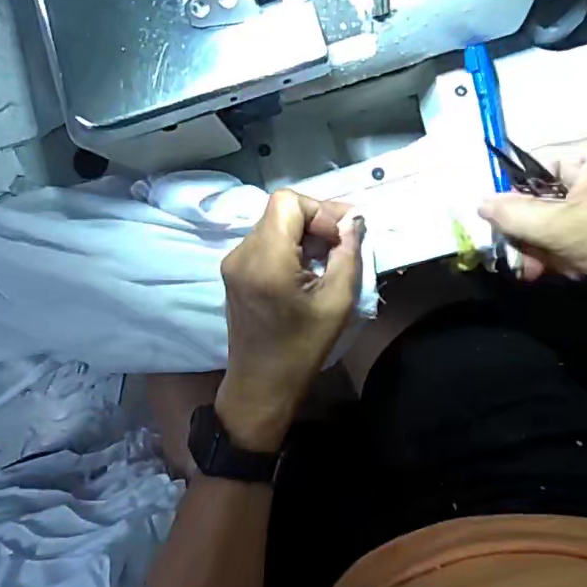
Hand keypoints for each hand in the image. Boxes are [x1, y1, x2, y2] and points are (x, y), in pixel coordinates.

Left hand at [216, 191, 364, 451]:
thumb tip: (353, 221)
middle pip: (280, 210)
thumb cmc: (303, 348)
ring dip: (302, 233)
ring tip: (325, 259)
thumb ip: (347, 253)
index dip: (319, 210)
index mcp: (266, 259)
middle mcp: (242, 253)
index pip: (288, 202)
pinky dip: (288, 246)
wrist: (261, 385)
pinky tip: (305, 270)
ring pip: (272, 224)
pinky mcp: (233, 271)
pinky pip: (264, 241)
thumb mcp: (337, 302)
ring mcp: (233, 262)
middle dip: (314, 220)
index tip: (341, 236)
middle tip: (341, 244)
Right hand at [478, 130, 586, 336]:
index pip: (532, 162)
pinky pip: (574, 233)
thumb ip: (515, 215)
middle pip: (541, 195)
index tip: (499, 229)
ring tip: (553, 272)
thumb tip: (478, 202)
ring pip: (555, 220)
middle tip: (525, 265)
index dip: (511, 195)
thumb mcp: (566, 229)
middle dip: (532, 233)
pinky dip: (568, 254)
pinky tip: (574, 272)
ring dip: (548, 249)